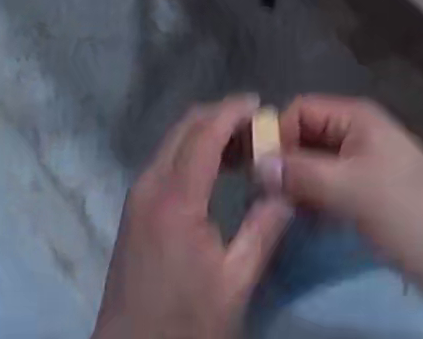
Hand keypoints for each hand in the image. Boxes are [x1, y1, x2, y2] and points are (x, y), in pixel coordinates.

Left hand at [92, 96, 293, 338]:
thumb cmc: (186, 323)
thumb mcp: (234, 283)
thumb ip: (263, 230)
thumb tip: (287, 188)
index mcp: (175, 198)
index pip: (205, 133)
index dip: (233, 112)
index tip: (262, 104)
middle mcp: (150, 184)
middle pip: (186, 126)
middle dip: (222, 116)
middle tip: (258, 126)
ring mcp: (138, 194)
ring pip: (174, 140)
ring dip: (207, 132)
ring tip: (245, 146)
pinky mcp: (135, 207)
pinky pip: (166, 159)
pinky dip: (192, 150)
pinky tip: (217, 168)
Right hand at [276, 95, 422, 338]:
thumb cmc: (410, 214)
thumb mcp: (353, 191)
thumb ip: (303, 174)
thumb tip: (256, 164)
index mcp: (356, 117)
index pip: (299, 111)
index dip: (277, 137)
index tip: (255, 174)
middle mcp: (357, 132)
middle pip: (305, 137)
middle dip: (284, 165)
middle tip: (264, 201)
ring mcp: (364, 164)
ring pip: (314, 165)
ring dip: (297, 187)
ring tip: (283, 215)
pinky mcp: (369, 193)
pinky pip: (329, 188)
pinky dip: (314, 202)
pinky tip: (306, 224)